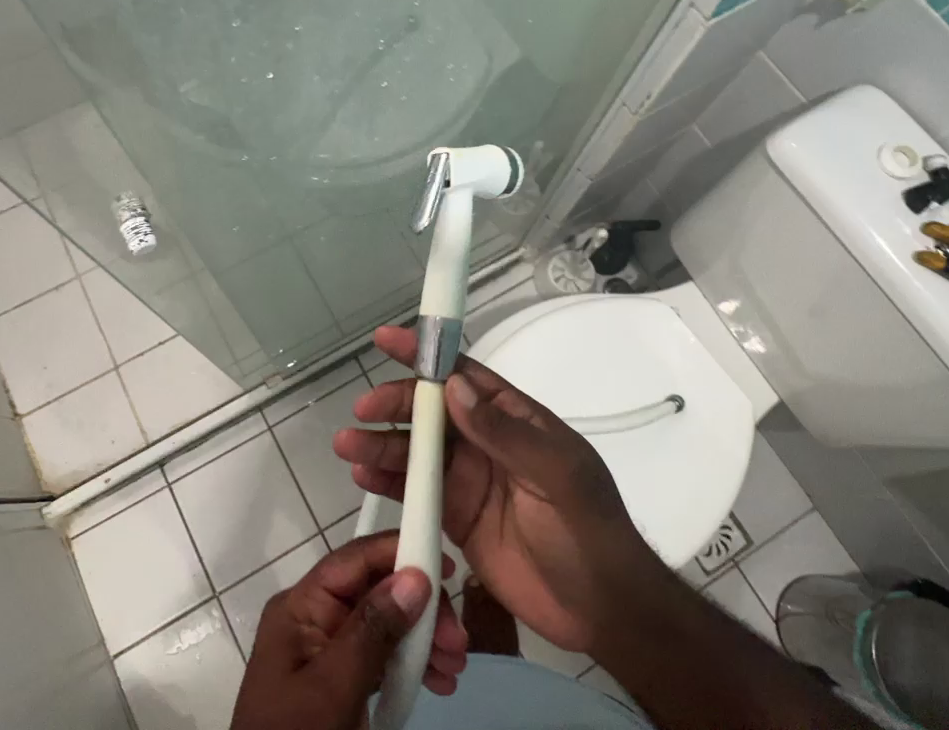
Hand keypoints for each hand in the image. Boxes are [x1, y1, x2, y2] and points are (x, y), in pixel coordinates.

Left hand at [232, 531, 468, 729]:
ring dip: (424, 639)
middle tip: (458, 640)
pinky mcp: (340, 678)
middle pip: (376, 591)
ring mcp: (327, 650)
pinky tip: (438, 679)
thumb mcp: (334, 686)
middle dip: (421, 609)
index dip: (398, 551)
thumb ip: (373, 630)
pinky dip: (412, 664)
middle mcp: (314, 618)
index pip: (354, 560)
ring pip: (386, 624)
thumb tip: (414, 575)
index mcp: (301, 608)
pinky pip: (383, 655)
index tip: (445, 563)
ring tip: (454, 666)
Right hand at [335, 326, 658, 652]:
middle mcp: (487, 443)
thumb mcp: (556, 474)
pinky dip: (388, 483)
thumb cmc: (587, 530)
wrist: (600, 608)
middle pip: (432, 414)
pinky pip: (416, 493)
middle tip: (363, 410)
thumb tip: (453, 387)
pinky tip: (362, 476)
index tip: (385, 339)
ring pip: (417, 452)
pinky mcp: (455, 519)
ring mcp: (469, 481)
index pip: (465, 376)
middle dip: (396, 406)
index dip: (426, 356)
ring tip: (347, 445)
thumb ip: (505, 433)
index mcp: (516, 420)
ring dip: (382, 445)